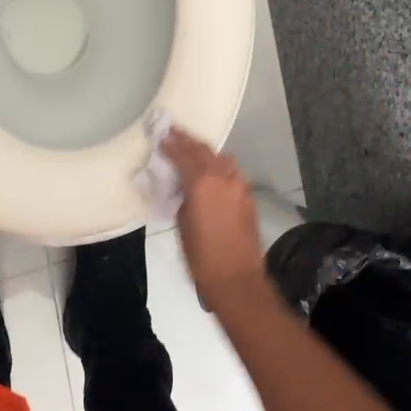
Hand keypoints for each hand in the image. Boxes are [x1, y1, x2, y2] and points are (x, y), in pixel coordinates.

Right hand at [161, 129, 271, 309]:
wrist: (236, 277)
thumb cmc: (201, 256)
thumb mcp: (182, 223)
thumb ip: (183, 197)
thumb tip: (184, 187)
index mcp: (202, 182)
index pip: (183, 154)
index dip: (171, 144)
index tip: (162, 135)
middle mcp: (222, 176)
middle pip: (203, 150)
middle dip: (188, 141)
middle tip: (174, 133)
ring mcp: (239, 184)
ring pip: (221, 158)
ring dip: (206, 152)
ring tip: (192, 150)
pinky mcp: (248, 195)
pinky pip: (231, 171)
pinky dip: (219, 166)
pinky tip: (212, 171)